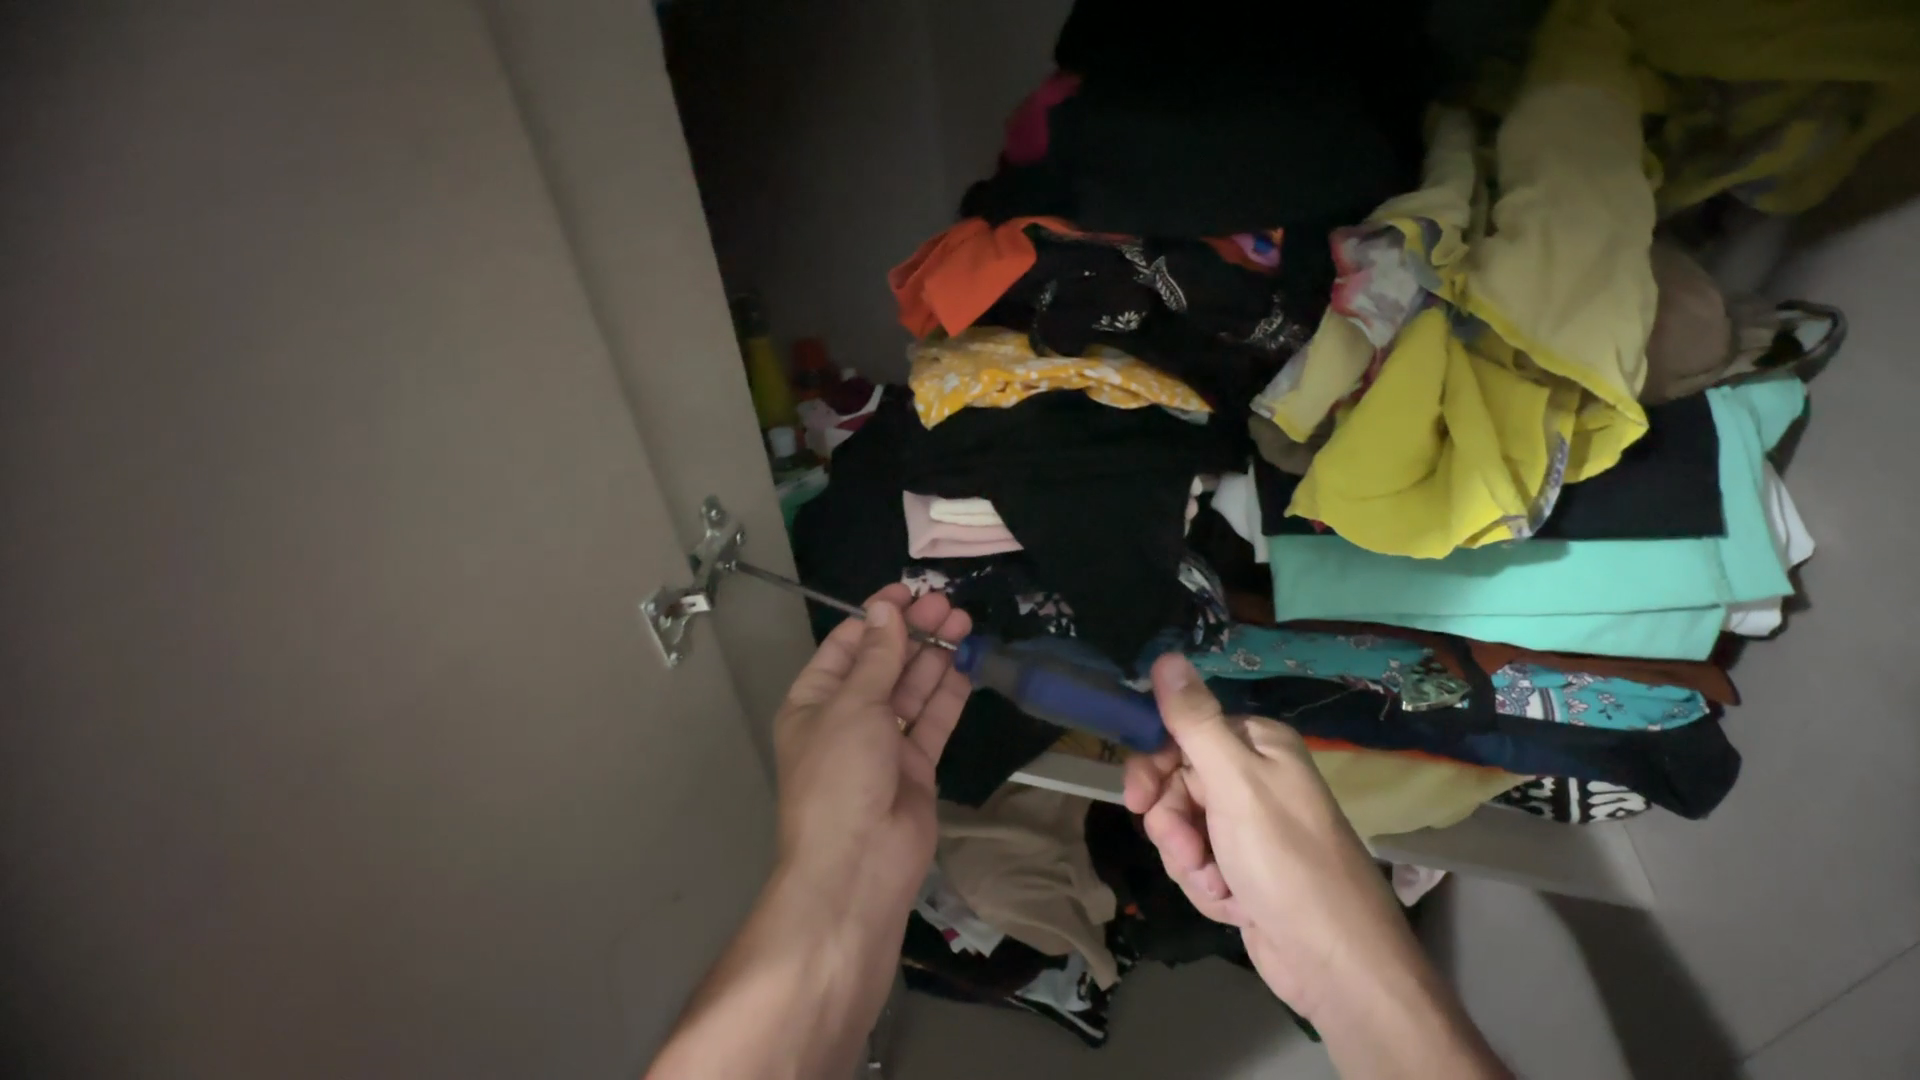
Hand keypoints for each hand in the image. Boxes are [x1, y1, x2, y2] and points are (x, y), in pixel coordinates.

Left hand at [772, 584, 971, 914]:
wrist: (858, 864)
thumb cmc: (840, 774)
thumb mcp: (853, 705)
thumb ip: (877, 656)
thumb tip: (884, 608)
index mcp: (814, 701)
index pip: (847, 646)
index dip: (876, 616)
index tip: (908, 592)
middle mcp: (847, 718)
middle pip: (884, 664)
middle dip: (913, 633)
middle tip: (947, 606)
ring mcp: (883, 744)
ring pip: (911, 690)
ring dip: (934, 657)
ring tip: (963, 624)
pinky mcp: (915, 767)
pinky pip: (932, 721)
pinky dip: (947, 694)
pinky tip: (965, 665)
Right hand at [1122, 654, 1422, 1021]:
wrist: (1336, 963)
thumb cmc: (1286, 861)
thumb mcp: (1234, 783)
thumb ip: (1194, 720)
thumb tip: (1166, 655)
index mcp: (1257, 744)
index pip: (1181, 735)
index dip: (1154, 769)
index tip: (1135, 799)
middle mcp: (1254, 777)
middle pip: (1176, 785)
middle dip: (1174, 825)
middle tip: (1190, 852)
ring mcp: (1250, 826)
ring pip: (1181, 828)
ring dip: (1190, 861)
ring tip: (1220, 886)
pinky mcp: (1245, 868)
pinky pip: (1199, 863)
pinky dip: (1207, 886)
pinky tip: (1232, 904)